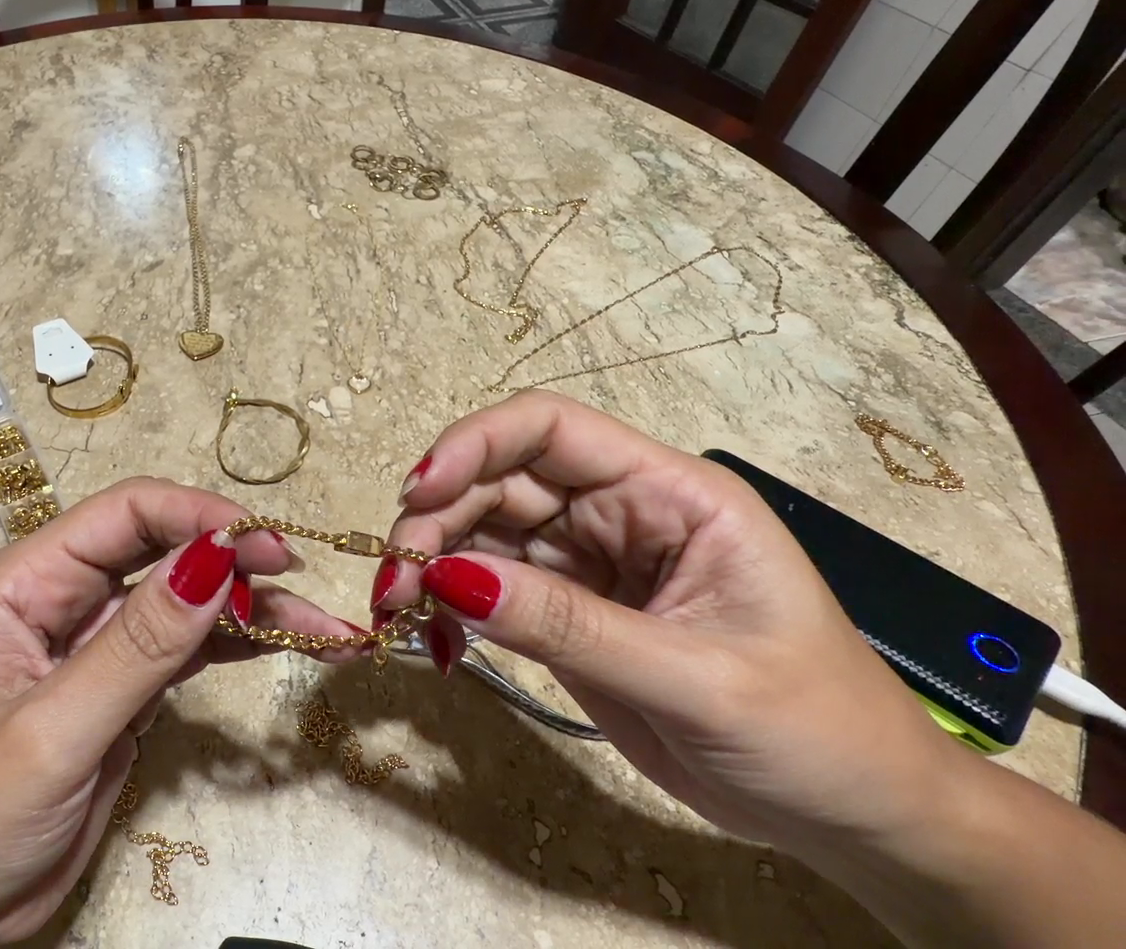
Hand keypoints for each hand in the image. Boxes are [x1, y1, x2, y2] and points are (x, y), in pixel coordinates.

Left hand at [0, 477, 361, 947]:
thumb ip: (134, 646)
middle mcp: (59, 602)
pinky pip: (180, 656)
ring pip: (181, 606)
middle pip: (159, 555)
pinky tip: (281, 647)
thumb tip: (215, 557)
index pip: (121, 517)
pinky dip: (232, 652)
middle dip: (235, 562)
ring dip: (250, 611)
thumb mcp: (50, 733)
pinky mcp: (115, 694)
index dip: (195, 516)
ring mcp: (91, 649)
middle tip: (305, 581)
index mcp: (21, 586)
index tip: (265, 543)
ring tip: (324, 628)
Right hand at [374, 390, 958, 851]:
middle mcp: (617, 514)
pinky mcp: (564, 613)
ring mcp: (586, 565)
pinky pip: (487, 591)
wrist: (853, 818)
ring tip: (400, 615)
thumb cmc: (814, 732)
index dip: (475, 444)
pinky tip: (436, 640)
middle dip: (435, 522)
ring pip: (480, 536)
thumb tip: (447, 578)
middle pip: (497, 483)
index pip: (551, 430)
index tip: (418, 492)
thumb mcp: (696, 679)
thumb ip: (568, 627)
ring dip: (430, 566)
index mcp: (668, 495)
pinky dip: (449, 608)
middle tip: (396, 585)